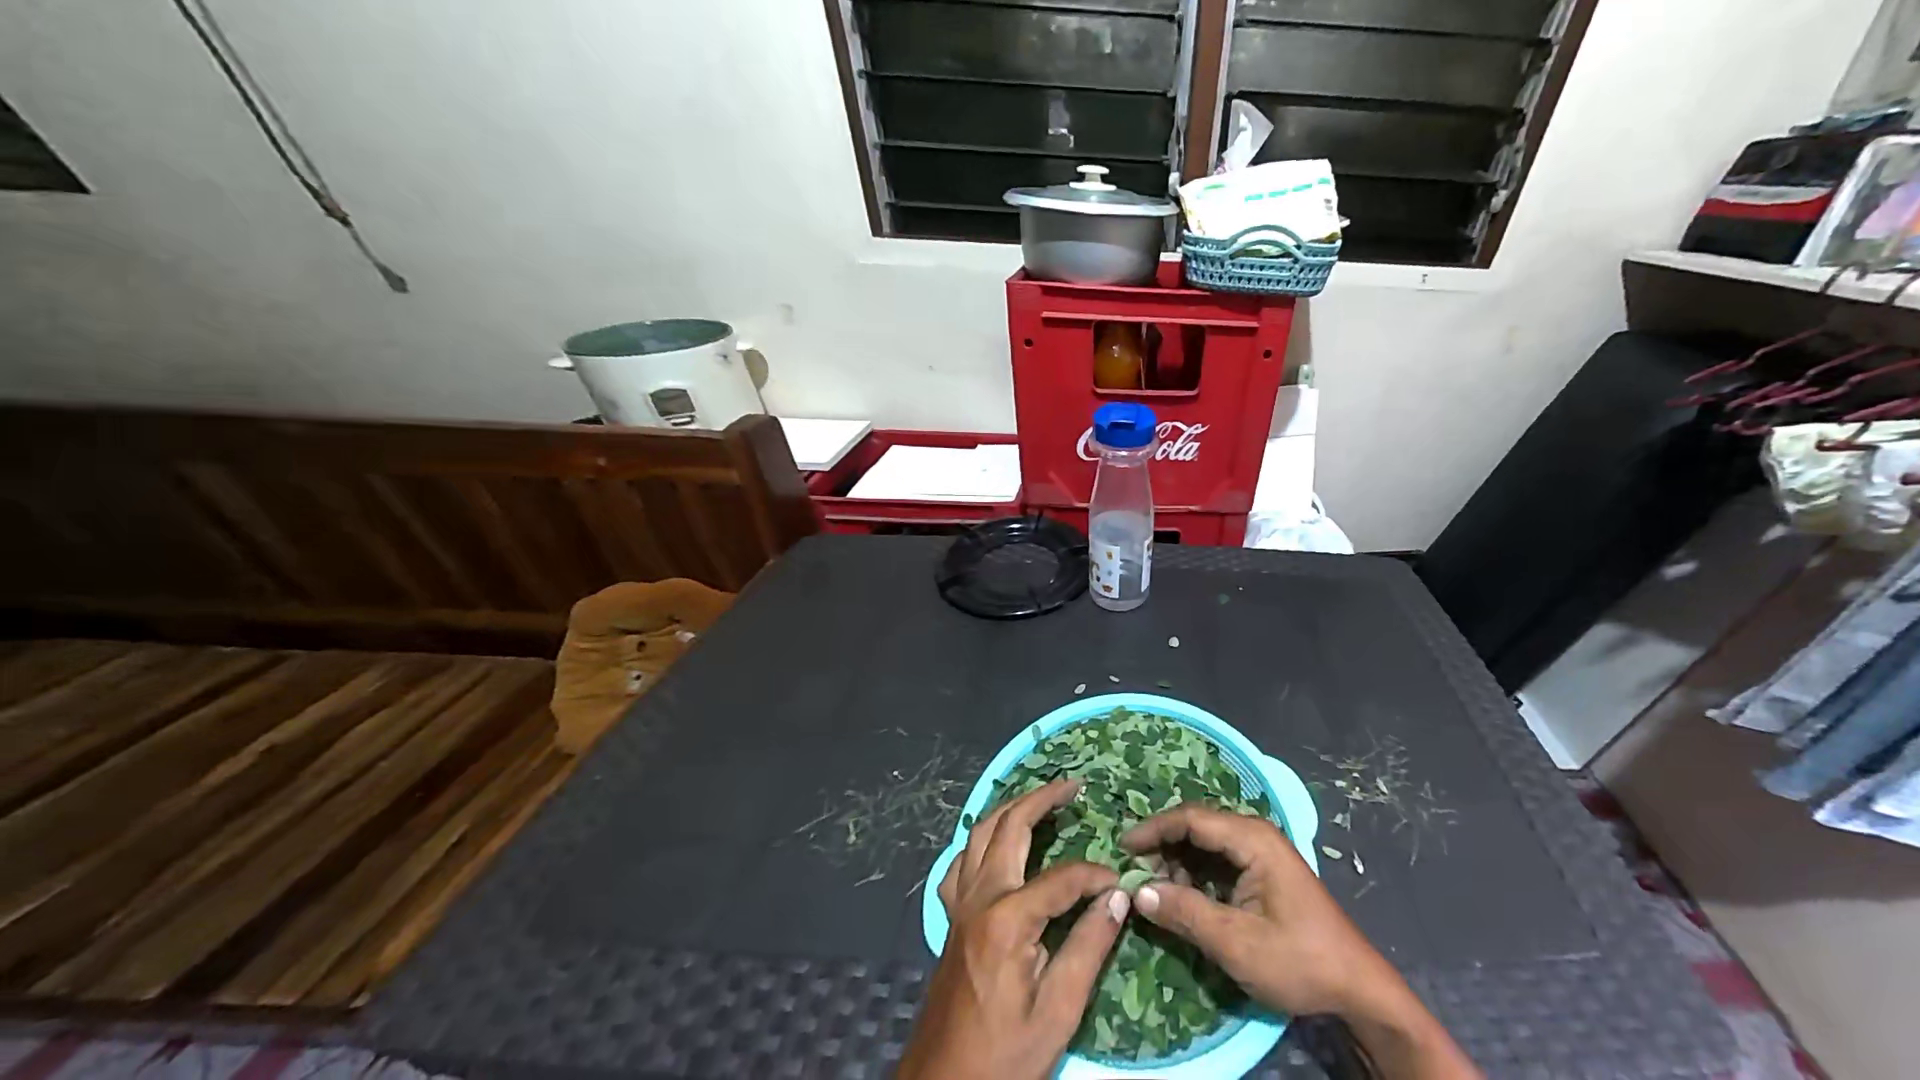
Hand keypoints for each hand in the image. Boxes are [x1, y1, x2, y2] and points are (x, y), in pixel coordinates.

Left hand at [898, 780, 1130, 1079]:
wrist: (944, 1079)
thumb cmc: (1005, 1052)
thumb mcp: (1059, 1010)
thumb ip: (1089, 947)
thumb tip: (1118, 898)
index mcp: (1007, 918)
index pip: (1062, 878)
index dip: (1096, 877)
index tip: (1122, 885)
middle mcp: (978, 896)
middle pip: (1009, 828)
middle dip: (1042, 800)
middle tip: (1073, 785)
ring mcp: (958, 901)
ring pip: (980, 833)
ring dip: (1010, 808)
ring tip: (1040, 797)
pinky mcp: (950, 914)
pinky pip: (961, 861)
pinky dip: (981, 840)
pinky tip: (995, 842)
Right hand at [1120, 803, 1395, 1017]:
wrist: (1359, 991)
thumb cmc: (1300, 962)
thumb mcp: (1237, 943)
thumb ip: (1185, 913)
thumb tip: (1138, 892)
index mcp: (1252, 840)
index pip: (1189, 818)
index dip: (1152, 830)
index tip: (1122, 850)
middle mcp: (1254, 835)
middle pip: (1194, 826)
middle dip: (1162, 848)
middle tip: (1136, 876)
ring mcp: (1259, 852)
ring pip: (1202, 843)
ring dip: (1175, 863)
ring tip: (1156, 892)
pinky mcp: (1260, 871)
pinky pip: (1215, 860)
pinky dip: (1193, 874)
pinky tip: (1182, 898)